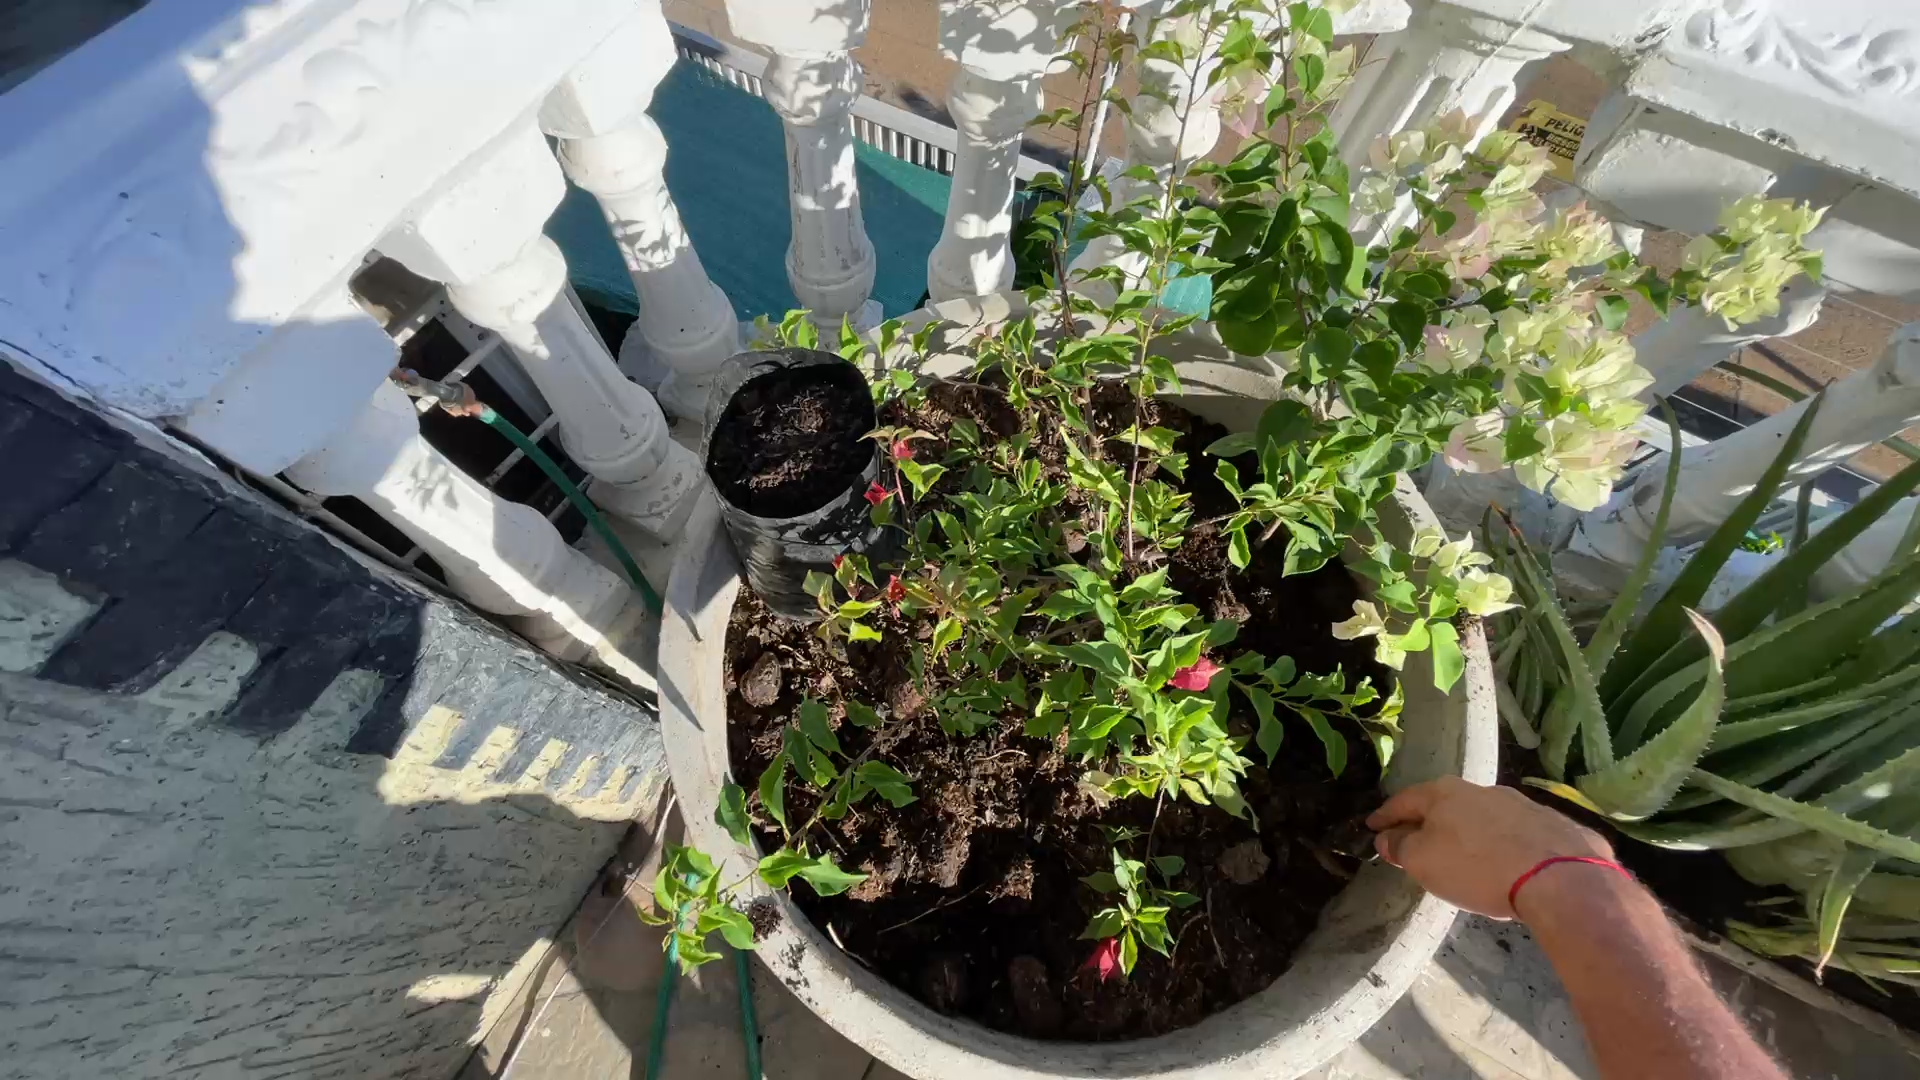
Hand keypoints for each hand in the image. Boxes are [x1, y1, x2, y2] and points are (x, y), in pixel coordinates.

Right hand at [1367, 776, 1614, 920]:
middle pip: (1447, 806)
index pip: (1403, 801)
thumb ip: (1400, 847)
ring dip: (1476, 834)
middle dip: (1433, 823)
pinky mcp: (1564, 829)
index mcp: (1444, 793)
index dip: (1385, 816)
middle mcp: (1483, 790)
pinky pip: (1528, 838)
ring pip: (1490, 819)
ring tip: (1473, 858)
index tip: (1372, 827)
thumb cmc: (1478, 868)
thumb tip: (1387, 839)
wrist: (1565, 884)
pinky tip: (1519, 869)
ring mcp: (1527, 806)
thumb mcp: (1423, 862)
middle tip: (1422, 843)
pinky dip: (1516, 848)